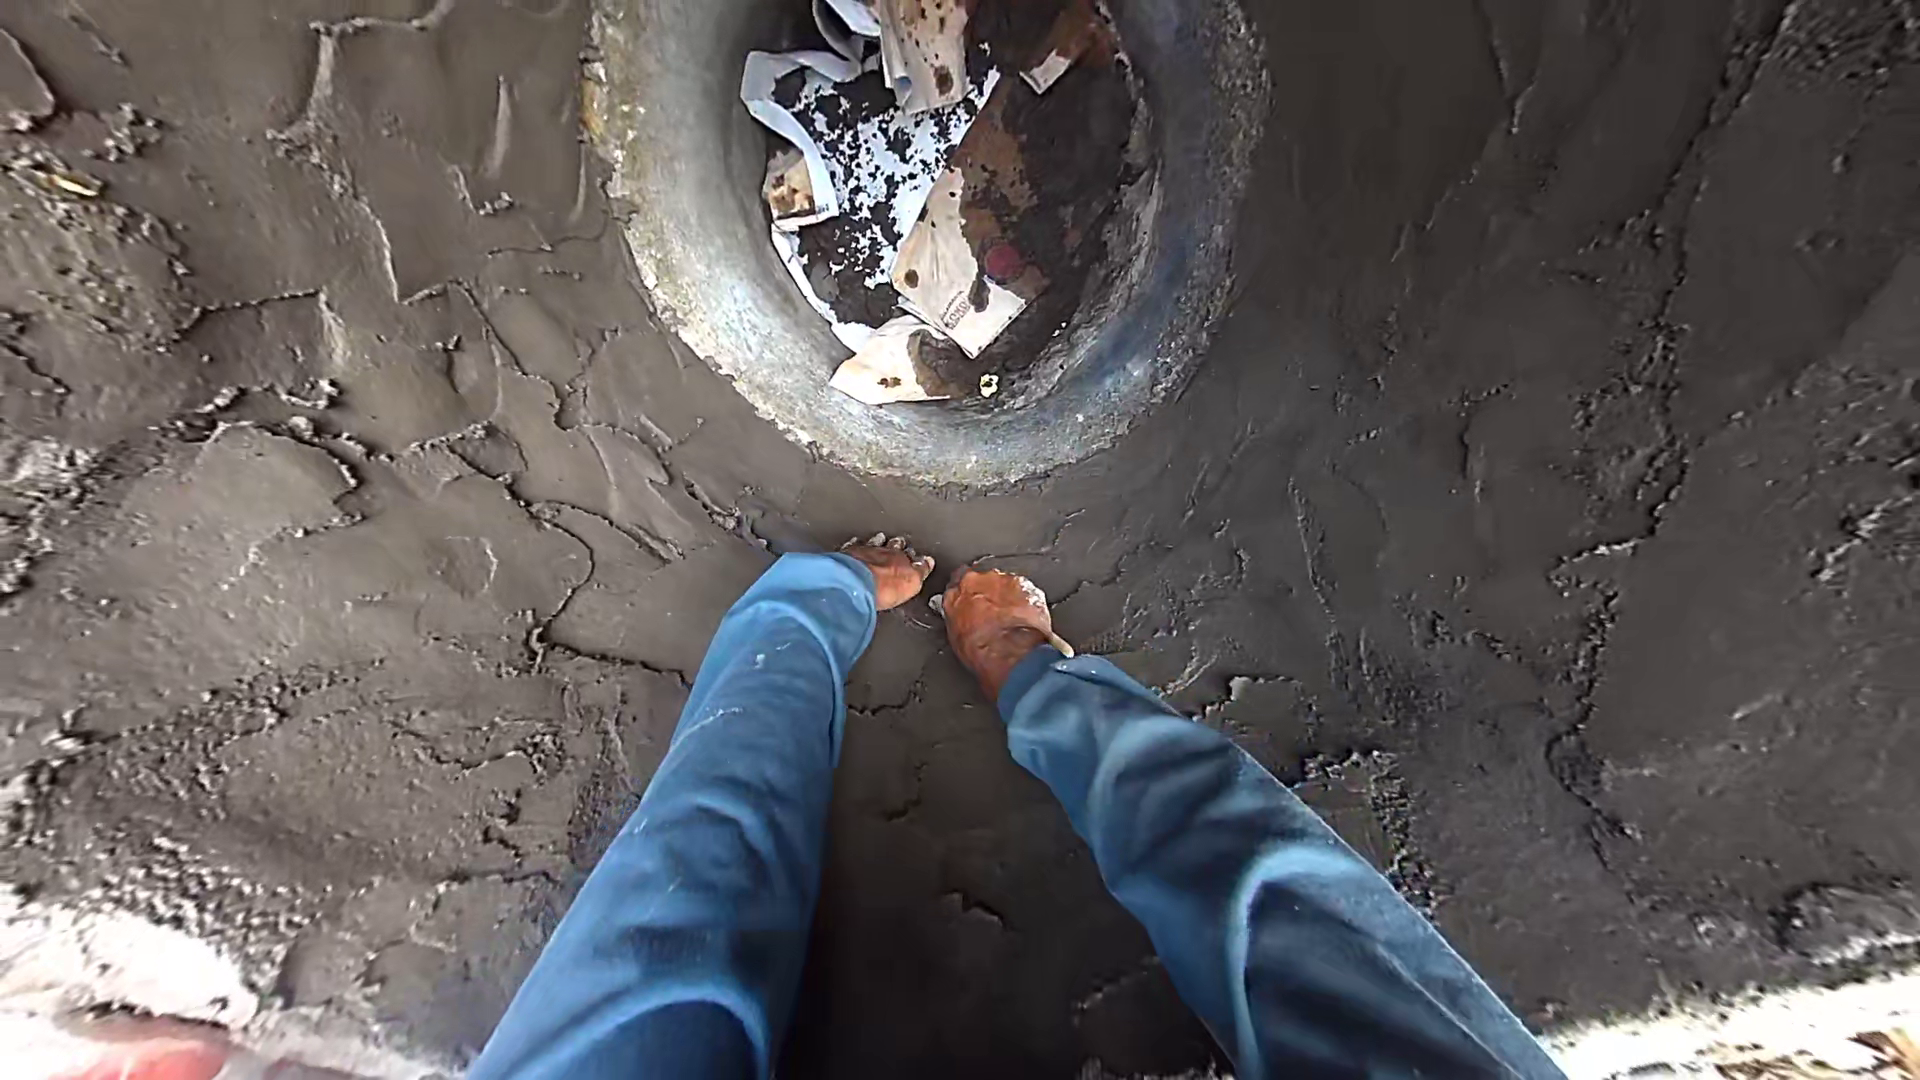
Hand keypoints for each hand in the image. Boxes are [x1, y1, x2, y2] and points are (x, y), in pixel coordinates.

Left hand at [841, 534, 935, 610]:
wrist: (855, 583)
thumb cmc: (884, 586)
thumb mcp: (913, 582)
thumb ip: (921, 570)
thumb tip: (928, 562)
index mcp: (900, 556)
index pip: (908, 553)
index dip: (910, 554)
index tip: (912, 553)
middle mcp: (882, 551)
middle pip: (891, 545)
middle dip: (895, 544)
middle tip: (897, 541)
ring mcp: (862, 551)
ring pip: (872, 543)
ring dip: (876, 541)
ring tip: (878, 538)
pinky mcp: (844, 556)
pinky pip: (852, 547)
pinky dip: (855, 546)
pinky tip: (853, 545)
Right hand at [941, 567, 1056, 699]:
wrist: (1009, 654)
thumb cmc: (981, 650)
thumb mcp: (956, 635)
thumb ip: (958, 615)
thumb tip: (963, 618)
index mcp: (960, 589)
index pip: (960, 581)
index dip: (968, 594)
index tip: (973, 603)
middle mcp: (983, 579)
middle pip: (986, 580)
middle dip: (990, 595)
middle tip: (995, 615)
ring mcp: (1008, 582)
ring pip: (1008, 586)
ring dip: (1010, 599)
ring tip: (1012, 621)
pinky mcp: (1030, 589)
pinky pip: (1028, 593)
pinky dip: (1028, 604)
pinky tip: (1026, 621)